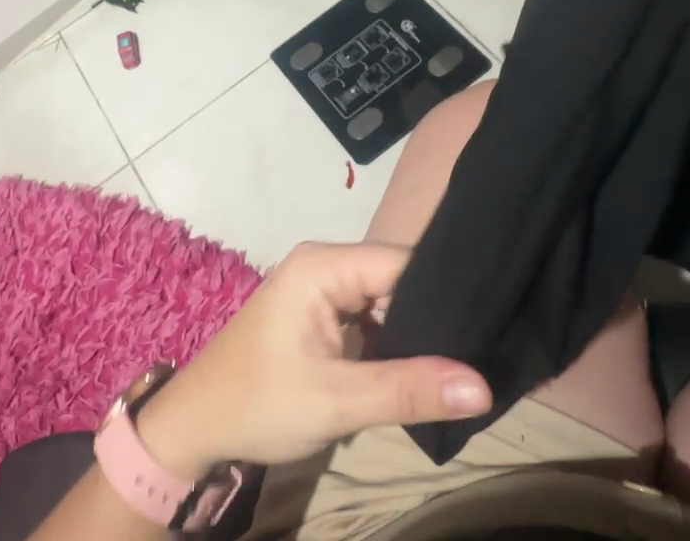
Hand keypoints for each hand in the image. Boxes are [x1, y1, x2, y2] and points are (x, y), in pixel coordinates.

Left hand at [133, 242, 491, 477]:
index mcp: (323, 265)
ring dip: (418, 334)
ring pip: (390, 303)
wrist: (196, 426)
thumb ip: (407, 389)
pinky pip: (374, 320)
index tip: (493, 328)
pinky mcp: (324, 317)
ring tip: (468, 364)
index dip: (449, 293)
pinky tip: (429, 369)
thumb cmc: (257, 403)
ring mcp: (324, 291)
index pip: (405, 263)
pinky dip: (397, 344)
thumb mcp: (335, 400)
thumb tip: (483, 386)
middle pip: (401, 280)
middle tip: (486, 355)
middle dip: (436, 318)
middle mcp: (326, 266)